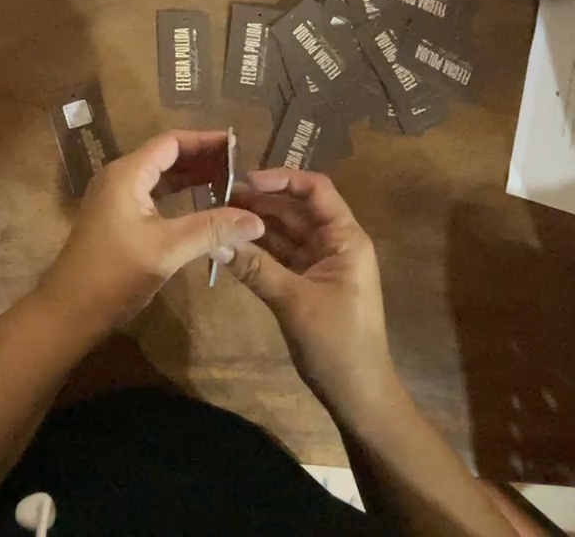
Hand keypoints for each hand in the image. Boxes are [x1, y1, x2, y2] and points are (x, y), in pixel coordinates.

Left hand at [36, 130, 264, 332]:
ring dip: (192, 176)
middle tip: (240, 166)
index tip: (238, 145)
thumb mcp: (167, 249)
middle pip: (166, 155)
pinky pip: (153, 194)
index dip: (205, 140)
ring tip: (229, 181)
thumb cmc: (114, 274)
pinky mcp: (118, 216)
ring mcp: (116, 197)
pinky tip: (202, 204)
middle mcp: (120, 177)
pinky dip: (178, 194)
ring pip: (160, 176)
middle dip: (202, 158)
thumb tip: (256, 220)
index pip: (171, 142)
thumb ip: (211, 229)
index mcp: (128, 174)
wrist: (69, 310)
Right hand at [226, 168, 398, 417]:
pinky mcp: (305, 282)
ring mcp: (318, 263)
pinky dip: (255, 250)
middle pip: (294, 208)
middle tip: (217, 197)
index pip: (315, 190)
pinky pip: (277, 255)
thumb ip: (255, 268)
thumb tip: (216, 241)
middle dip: (259, 201)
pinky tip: (227, 245)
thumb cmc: (337, 343)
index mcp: (345, 238)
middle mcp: (333, 243)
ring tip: (217, 216)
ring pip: (283, 232)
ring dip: (254, 225)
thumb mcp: (294, 302)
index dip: (282, 179)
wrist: (358, 396)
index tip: (246, 181)